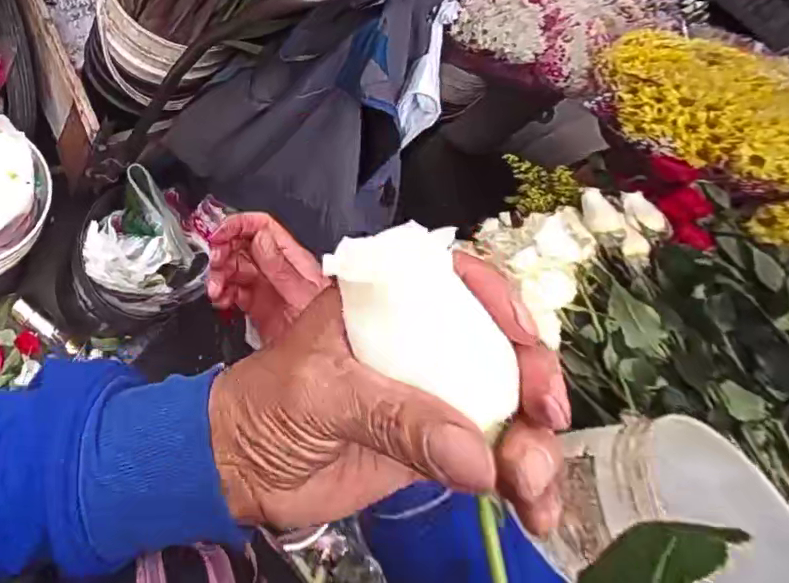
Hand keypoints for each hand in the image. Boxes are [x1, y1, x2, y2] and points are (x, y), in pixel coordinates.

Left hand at [205, 222, 568, 537]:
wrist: (244, 466)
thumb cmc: (270, 400)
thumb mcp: (323, 391)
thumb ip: (394, 415)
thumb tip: (477, 454)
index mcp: (387, 300)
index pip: (454, 278)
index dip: (497, 297)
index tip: (525, 336)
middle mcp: (421, 338)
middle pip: (497, 343)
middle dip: (532, 378)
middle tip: (544, 418)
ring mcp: (434, 391)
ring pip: (507, 403)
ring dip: (536, 443)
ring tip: (534, 488)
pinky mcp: (439, 443)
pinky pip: (492, 456)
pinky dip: (521, 482)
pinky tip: (535, 510)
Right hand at [206, 212, 325, 345]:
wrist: (322, 367)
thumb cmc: (328, 329)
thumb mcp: (306, 292)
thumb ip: (280, 264)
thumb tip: (261, 237)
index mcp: (294, 260)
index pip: (264, 228)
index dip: (239, 226)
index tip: (219, 234)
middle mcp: (280, 271)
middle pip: (246, 247)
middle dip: (225, 250)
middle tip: (215, 262)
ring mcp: (269, 290)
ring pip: (236, 269)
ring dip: (220, 273)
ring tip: (216, 287)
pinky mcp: (260, 310)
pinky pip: (235, 292)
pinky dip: (222, 293)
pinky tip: (220, 299)